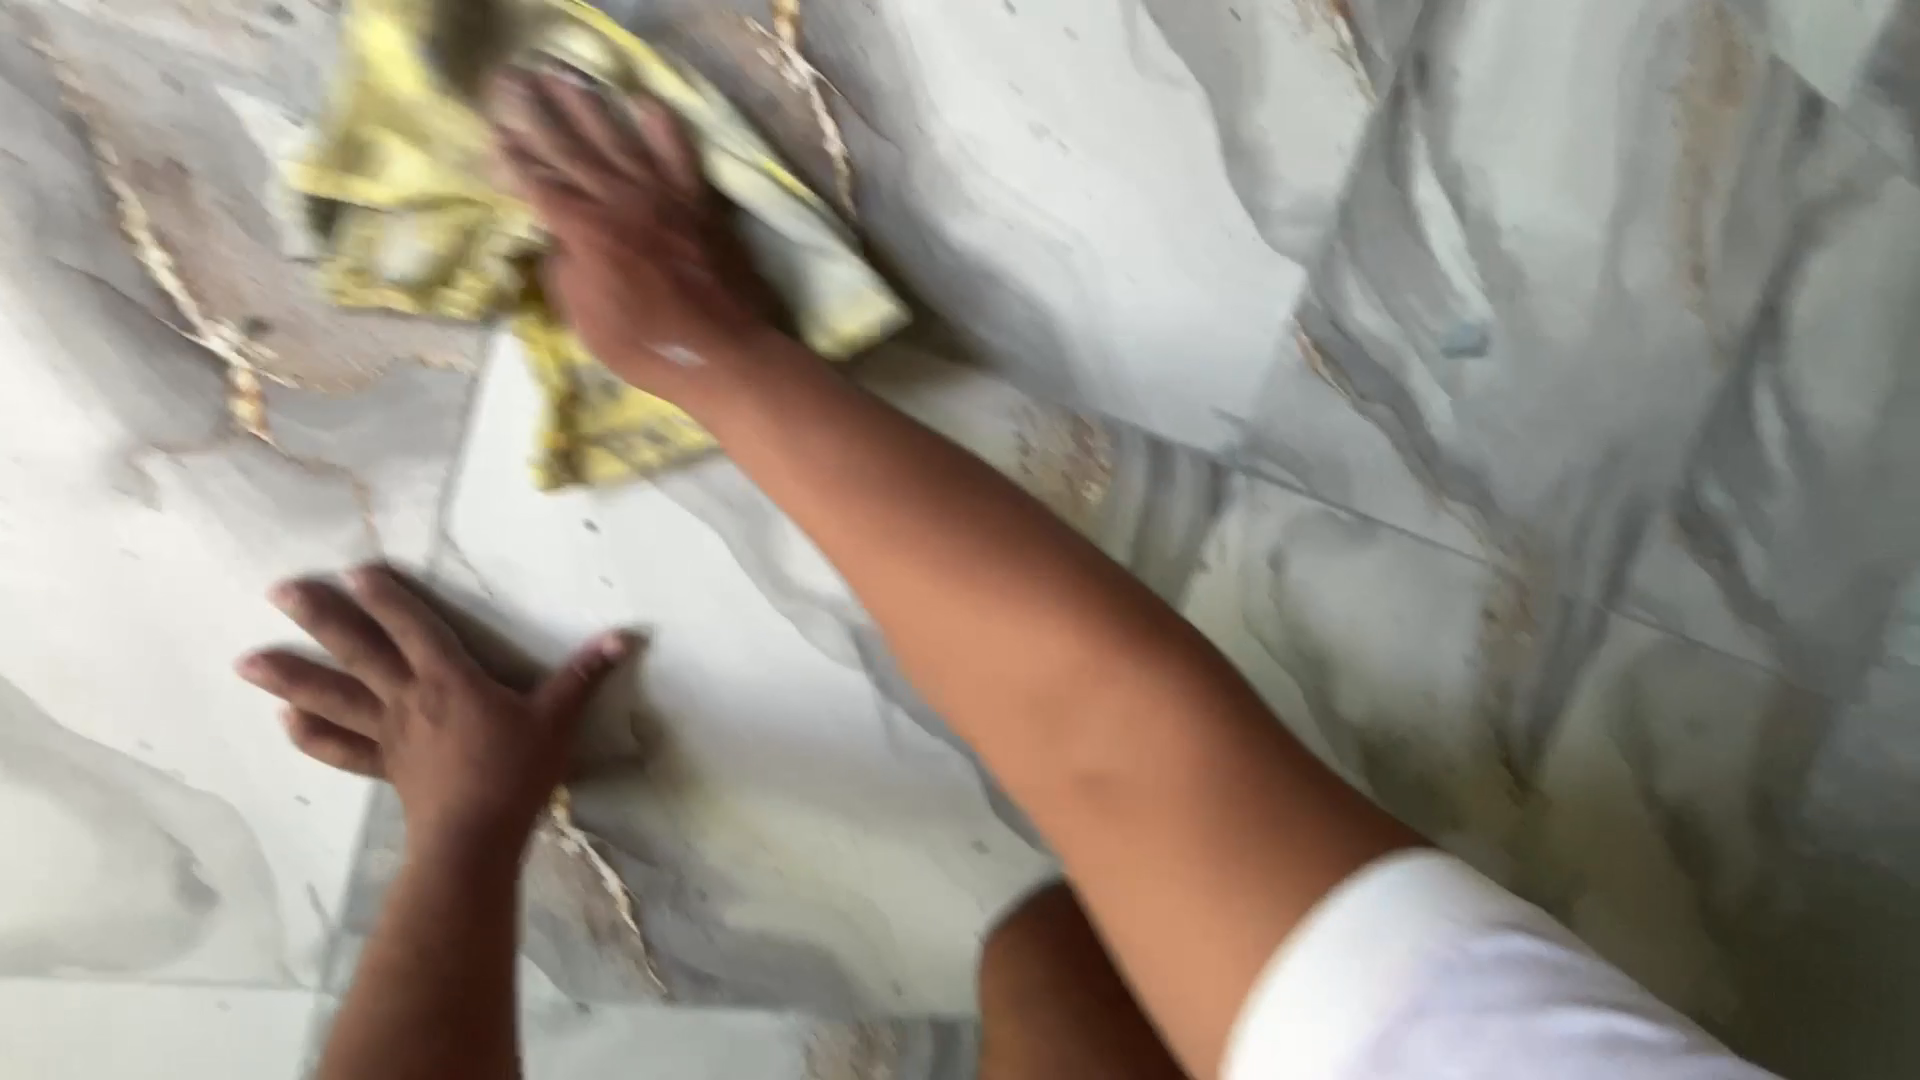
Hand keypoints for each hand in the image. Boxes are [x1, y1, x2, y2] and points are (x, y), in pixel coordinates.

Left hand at [235, 565, 631, 861]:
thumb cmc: (518, 771)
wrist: (476, 838)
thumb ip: (586, 674)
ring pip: (335, 700)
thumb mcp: (559, 717)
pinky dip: (313, 736)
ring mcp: (391, 736)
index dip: (387, 599)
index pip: (414, 629)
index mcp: (450, 681)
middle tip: (277, 591)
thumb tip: (625, 636)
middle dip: (321, 621)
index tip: (353, 571)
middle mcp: (411, 700)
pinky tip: (288, 722)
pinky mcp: (386, 768)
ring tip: (246, 661)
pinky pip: (342, 748)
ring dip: (291, 678)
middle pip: (359, 654)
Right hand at [490, 67, 778, 406]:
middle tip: (513, 79)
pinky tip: (647, 102)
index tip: (494, 135)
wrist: (726, 353)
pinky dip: (663, 127)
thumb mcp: (588, 326)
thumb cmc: (653, 350)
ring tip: (563, 74)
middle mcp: (620, 201)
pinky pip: (680, 155)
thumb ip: (565, 278)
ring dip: (588, 105)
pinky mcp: (701, 205)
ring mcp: (664, 198)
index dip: (512, 159)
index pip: (537, 183)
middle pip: (571, 148)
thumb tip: (557, 246)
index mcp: (585, 231)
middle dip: (537, 112)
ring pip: (619, 139)